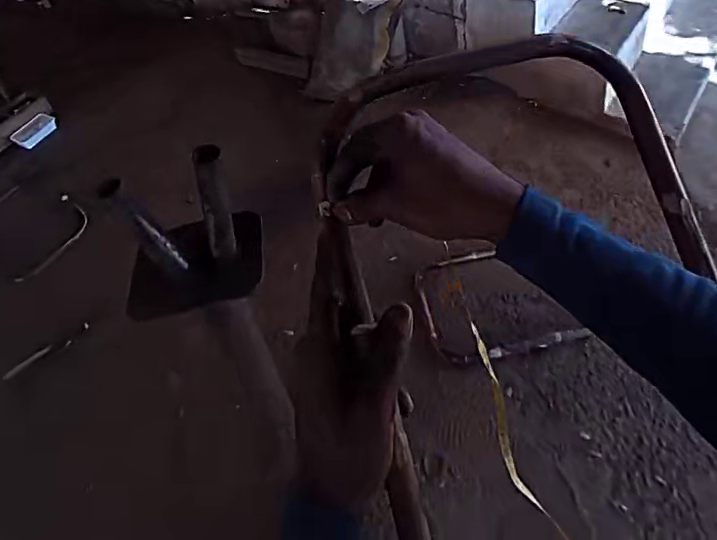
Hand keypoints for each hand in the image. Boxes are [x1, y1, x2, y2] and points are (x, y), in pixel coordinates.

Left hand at [287, 231, 414, 510]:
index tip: (326, 222)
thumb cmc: (348, 451)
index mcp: (319, 348)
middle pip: (337, 303)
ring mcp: (322, 364)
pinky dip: (374, 367)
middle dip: (344, 273)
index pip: (324, 290)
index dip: (327, 255)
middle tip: (342, 233)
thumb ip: (386, 357)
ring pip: (351, 333)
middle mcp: (316, 348)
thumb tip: (400, 307)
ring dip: (371, 342)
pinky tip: (392, 404)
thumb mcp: (374, 405)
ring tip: (384, 375)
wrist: (328, 494)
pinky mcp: (331, 378)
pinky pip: (355, 357)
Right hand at [327, 110, 524, 241]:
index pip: (353, 148)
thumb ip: (360, 204)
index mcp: (395, 128)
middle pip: (368, 148)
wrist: (497, 207)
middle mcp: (408, 121)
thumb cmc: (442, 201)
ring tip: (372, 212)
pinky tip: (393, 200)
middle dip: (355, 178)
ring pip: (387, 154)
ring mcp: (426, 129)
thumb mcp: (394, 204)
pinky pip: (404, 155)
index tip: (331, 197)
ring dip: (375, 181)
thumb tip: (336, 210)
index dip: (338, 175)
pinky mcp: (438, 142)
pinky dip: (394, 175)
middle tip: (346, 202)